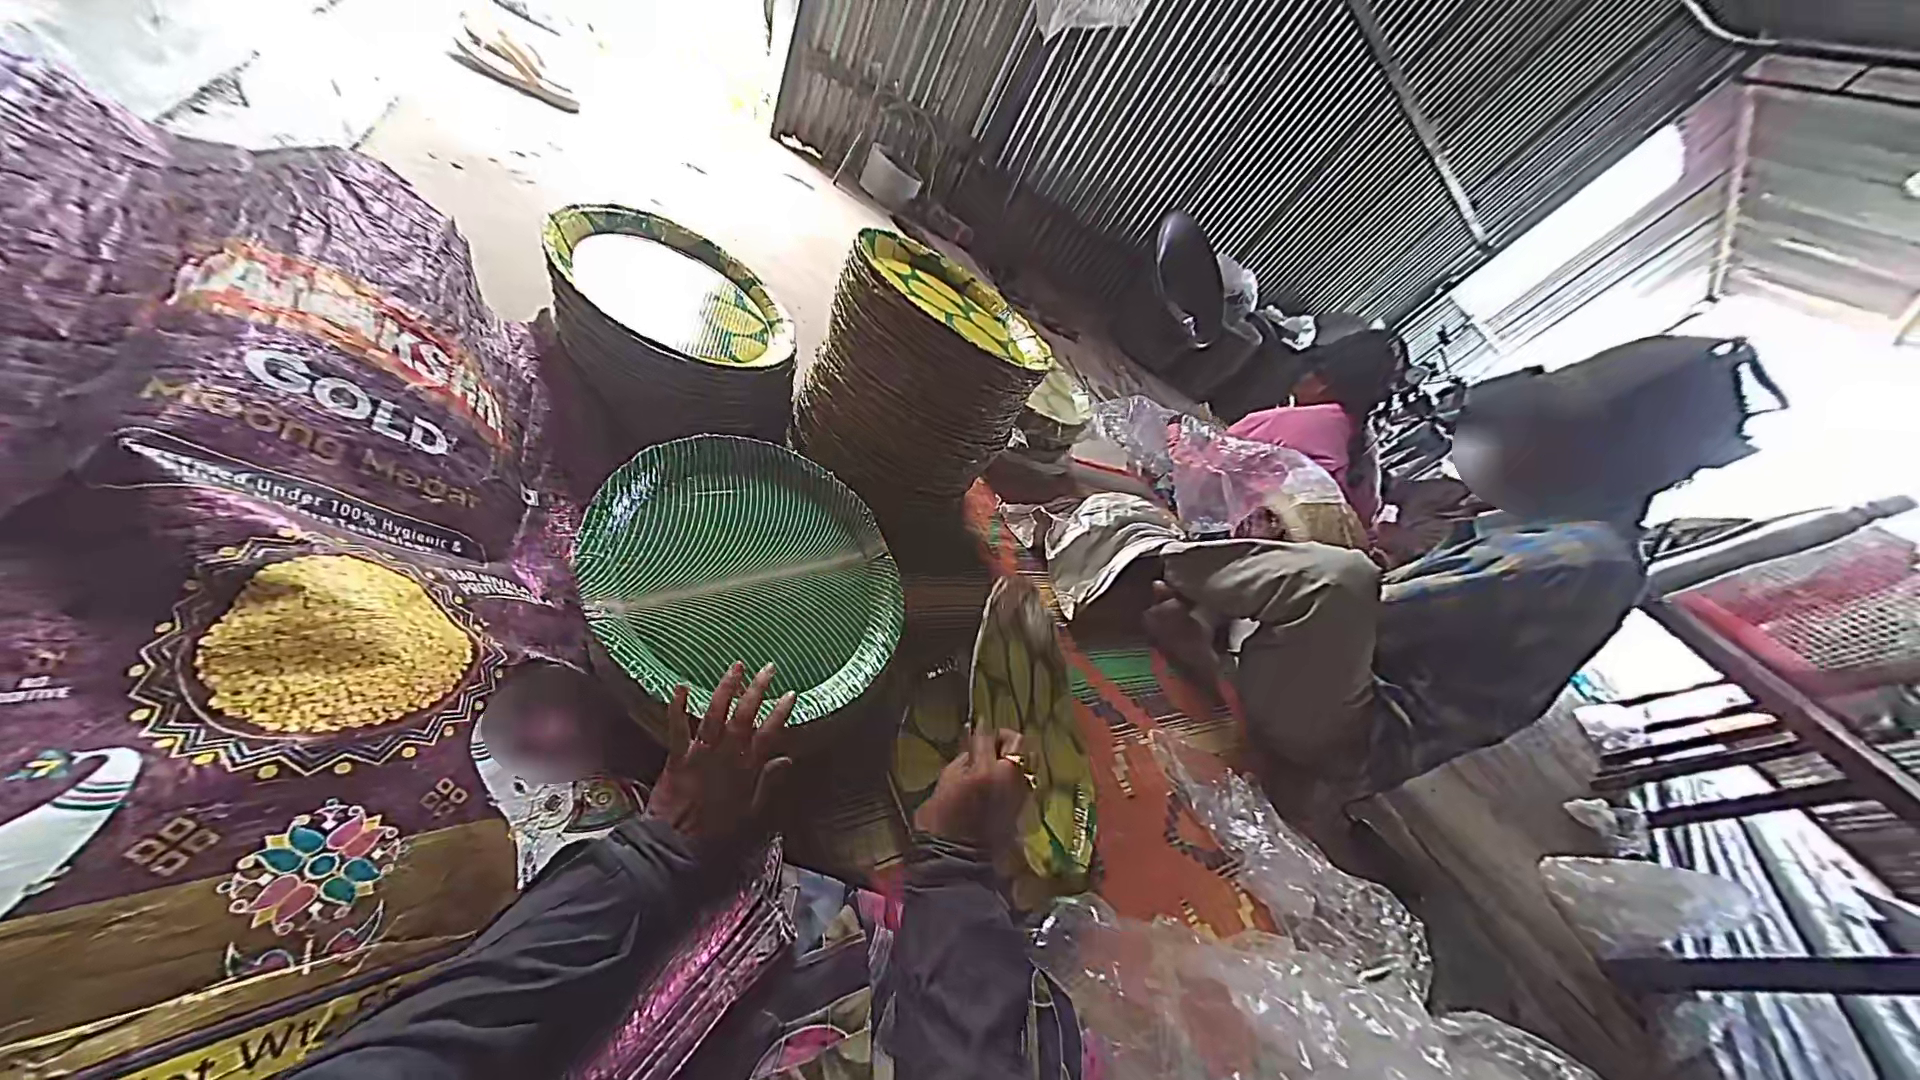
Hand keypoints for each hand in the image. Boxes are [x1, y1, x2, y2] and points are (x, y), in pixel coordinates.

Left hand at [645, 662, 795, 859]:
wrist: (675, 849)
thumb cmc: (716, 835)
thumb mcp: (752, 814)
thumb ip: (769, 784)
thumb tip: (787, 758)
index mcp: (746, 768)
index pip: (769, 734)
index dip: (780, 713)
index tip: (791, 693)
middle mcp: (726, 755)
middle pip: (744, 717)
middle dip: (757, 690)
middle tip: (769, 668)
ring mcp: (701, 754)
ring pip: (715, 715)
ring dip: (726, 689)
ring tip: (736, 666)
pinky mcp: (677, 758)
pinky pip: (677, 729)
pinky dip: (677, 706)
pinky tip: (680, 685)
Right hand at [913, 727, 1028, 852]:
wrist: (958, 858)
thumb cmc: (943, 819)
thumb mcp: (947, 780)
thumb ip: (964, 758)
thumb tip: (974, 743)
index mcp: (984, 770)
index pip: (986, 737)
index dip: (980, 729)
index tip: (976, 727)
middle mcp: (1007, 777)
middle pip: (1018, 741)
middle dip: (1005, 737)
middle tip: (991, 742)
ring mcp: (1019, 791)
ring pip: (1027, 759)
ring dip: (1014, 754)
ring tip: (999, 759)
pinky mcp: (1023, 804)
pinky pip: (1025, 777)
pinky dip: (1017, 772)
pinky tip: (1002, 777)